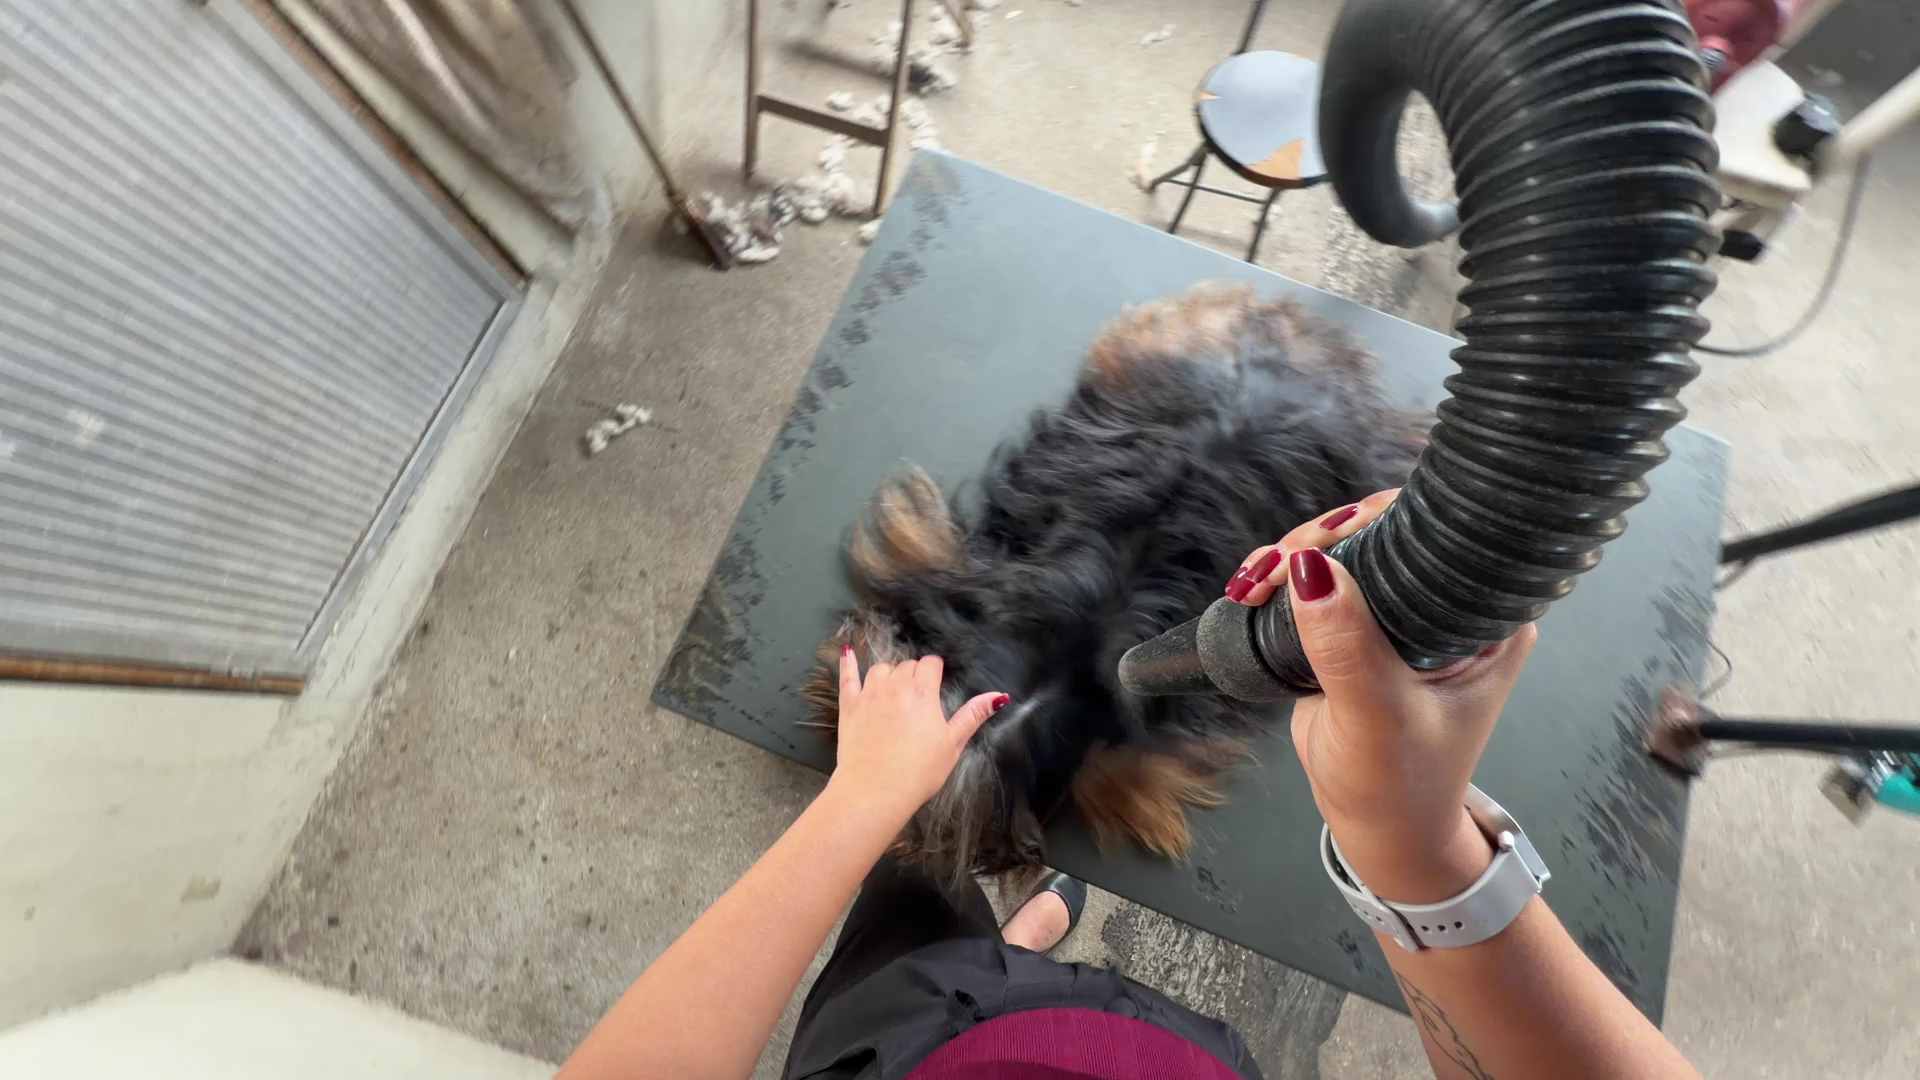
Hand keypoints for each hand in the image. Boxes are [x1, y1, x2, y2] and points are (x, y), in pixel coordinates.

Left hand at [828, 648, 1006, 818]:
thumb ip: (973, 715)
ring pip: (881, 668)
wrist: (875, 790)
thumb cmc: (918, 770)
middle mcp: (895, 685)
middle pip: (907, 665)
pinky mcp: (850, 706)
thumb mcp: (953, 744)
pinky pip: (848, 677)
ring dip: (890, 673)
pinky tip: (847, 652)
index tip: (938, 682)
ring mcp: (869, 694)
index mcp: (923, 692)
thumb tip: (999, 696)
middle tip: (920, 697)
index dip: (936, 671)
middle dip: (915, 674)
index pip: (931, 663)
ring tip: (895, 688)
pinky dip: (848, 663)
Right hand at [1227, 491, 1536, 903]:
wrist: (1373, 826)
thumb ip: (1347, 647)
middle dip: (1315, 540)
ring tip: (1251, 584)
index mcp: (1482, 617)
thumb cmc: (1396, 783)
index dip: (1375, 519)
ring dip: (1287, 558)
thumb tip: (1308, 566)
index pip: (1435, 534)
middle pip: (1377, 534)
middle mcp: (1443, 605)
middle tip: (1270, 570)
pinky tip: (1250, 588)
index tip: (1319, 541)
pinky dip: (1278, 579)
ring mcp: (1394, 616)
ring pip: (1339, 554)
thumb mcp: (1376, 718)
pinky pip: (1314, 583)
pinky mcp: (1353, 630)